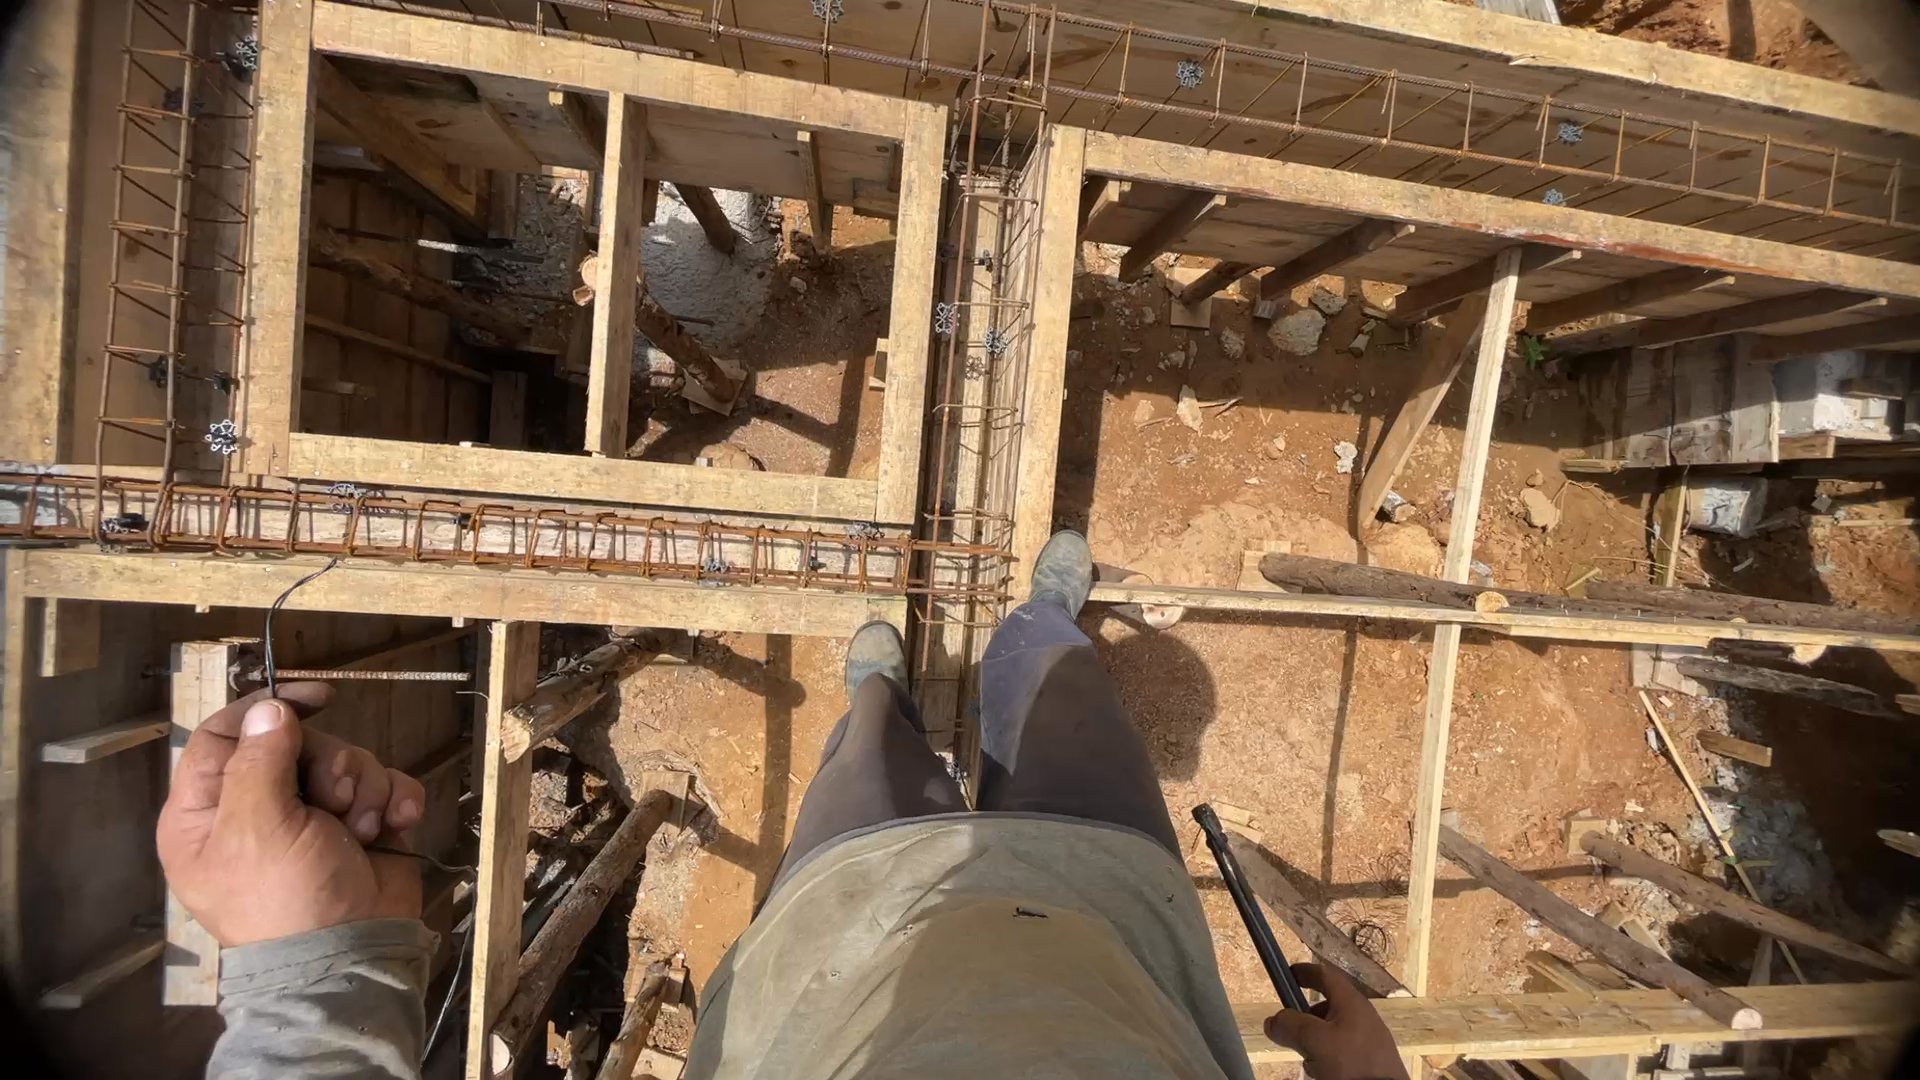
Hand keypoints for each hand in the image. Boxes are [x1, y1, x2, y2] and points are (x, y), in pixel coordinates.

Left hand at [156, 683, 426, 946]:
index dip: (269, 709)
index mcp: (212, 809)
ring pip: (354, 761)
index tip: (319, 698)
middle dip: (334, 766)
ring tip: (364, 829)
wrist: (352, 943)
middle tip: (337, 801)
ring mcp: (319, 812)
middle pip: (304, 743)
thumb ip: (259, 765)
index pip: (228, 735)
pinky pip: (391, 782)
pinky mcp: (368, 817)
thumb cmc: (286, 894)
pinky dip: (398, 800)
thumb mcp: (258, 830)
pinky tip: (396, 826)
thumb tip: (271, 708)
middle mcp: (264, 804)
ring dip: (369, 790)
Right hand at [1264, 963, 1409, 1079]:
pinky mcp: (1376, 1064)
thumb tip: (1272, 1022)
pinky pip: (1346, 1050)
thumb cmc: (1351, 1064)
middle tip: (1292, 1026)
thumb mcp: (1313, 1040)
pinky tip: (1324, 1071)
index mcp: (1352, 1002)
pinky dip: (1330, 1054)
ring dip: (1316, 1038)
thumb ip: (1289, 1025)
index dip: (1303, 971)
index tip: (1286, 974)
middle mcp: (1365, 1017)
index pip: (1324, 974)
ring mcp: (1373, 1041)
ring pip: (1335, 1029)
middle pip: (1329, 1004)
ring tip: (1307, 1055)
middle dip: (1306, 1014)